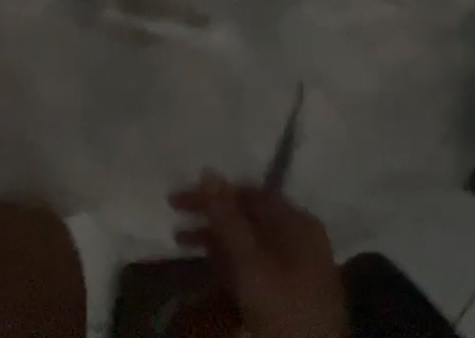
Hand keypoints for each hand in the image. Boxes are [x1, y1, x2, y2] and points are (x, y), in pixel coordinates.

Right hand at [170, 173, 348, 337]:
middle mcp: (300, 236)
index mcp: (297, 222)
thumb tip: (207, 170)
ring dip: (215, 238)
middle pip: (248, 215)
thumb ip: (226, 216)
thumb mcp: (248, 260)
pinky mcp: (290, 290)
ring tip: (180, 242)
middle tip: (174, 215)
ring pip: (248, 240)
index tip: (178, 200)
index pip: (248, 193)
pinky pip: (254, 262)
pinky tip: (207, 265)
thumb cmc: (281, 305)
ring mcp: (297, 265)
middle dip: (210, 215)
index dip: (212, 193)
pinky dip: (229, 260)